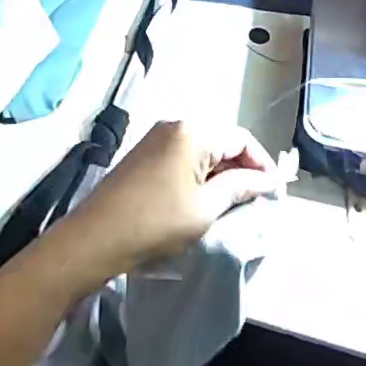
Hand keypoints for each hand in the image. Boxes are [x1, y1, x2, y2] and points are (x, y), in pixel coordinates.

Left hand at [61, 121, 282, 277]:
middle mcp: (177, 124)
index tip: (274, 190)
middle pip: (222, 140)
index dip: (261, 163)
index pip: (241, 139)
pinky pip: (184, 155)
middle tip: (257, 197)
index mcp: (194, 131)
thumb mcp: (205, 209)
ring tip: (234, 201)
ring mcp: (157, 137)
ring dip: (221, 171)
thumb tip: (265, 181)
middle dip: (242, 167)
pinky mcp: (144, 153)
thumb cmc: (154, 223)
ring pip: (203, 148)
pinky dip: (200, 173)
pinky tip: (205, 197)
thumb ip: (239, 188)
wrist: (91, 240)